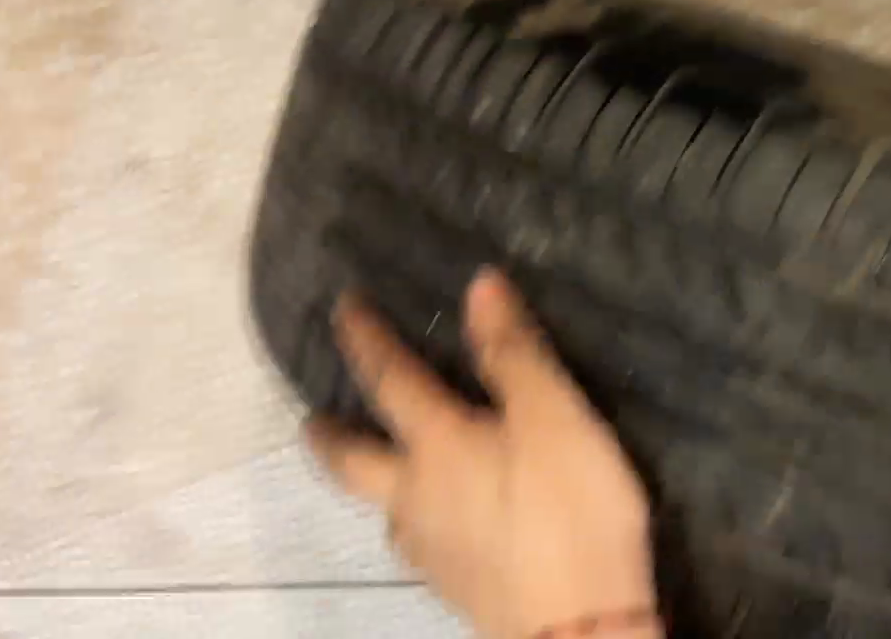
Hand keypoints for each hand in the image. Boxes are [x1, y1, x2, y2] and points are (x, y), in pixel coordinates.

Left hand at [306, 268, 659, 638]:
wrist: (580, 632)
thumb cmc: (569, 508)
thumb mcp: (553, 416)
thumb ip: (515, 352)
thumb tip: (478, 285)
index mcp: (438, 447)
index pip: (390, 381)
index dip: (366, 340)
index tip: (343, 307)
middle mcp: (417, 498)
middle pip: (354, 464)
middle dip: (330, 437)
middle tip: (310, 420)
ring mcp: (433, 550)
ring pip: (384, 507)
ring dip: (371, 479)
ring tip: (383, 464)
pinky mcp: (458, 586)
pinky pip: (418, 538)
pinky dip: (411, 514)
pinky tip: (439, 522)